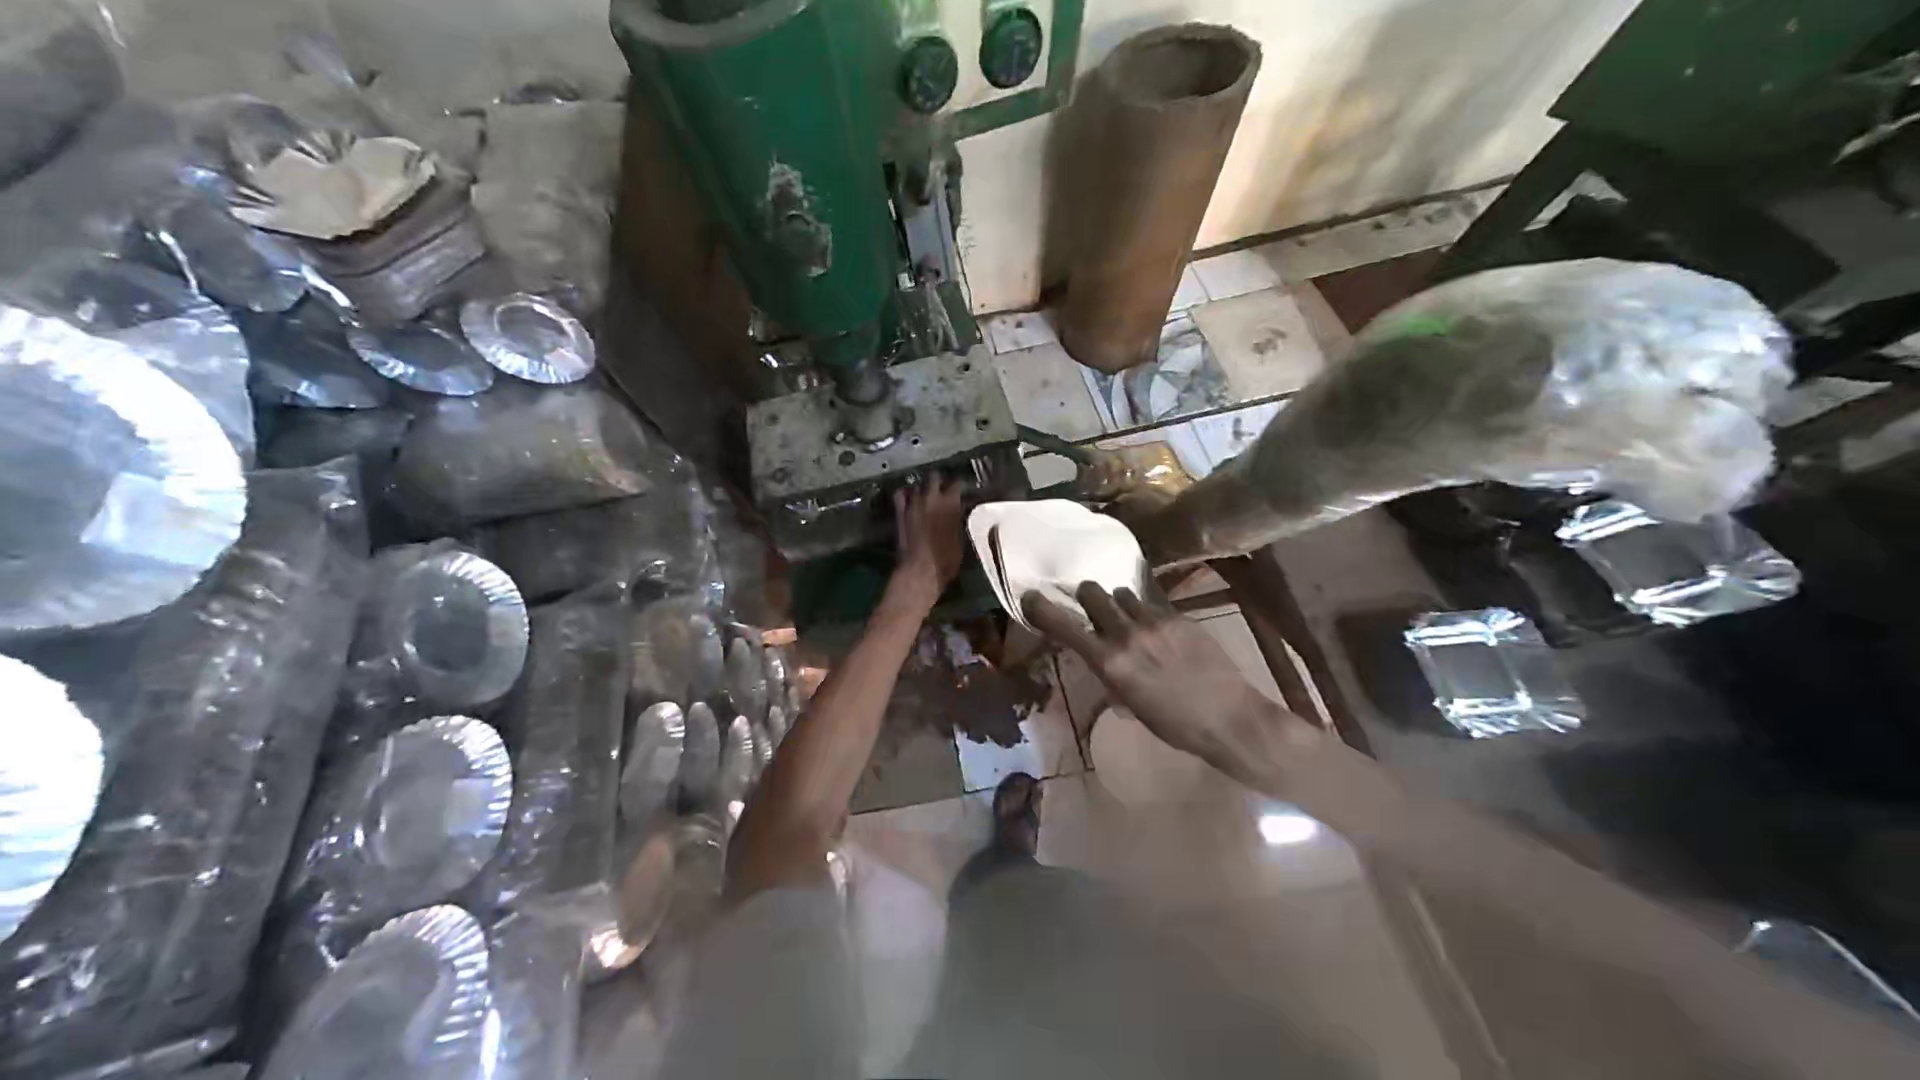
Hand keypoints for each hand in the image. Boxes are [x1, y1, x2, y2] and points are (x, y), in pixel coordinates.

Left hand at [889, 476, 964, 609]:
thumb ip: (958, 520)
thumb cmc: (947, 560)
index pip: (957, 484)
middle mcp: (932, 498)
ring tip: (925, 494)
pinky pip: (900, 495)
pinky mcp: (900, 512)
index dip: (959, 486)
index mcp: (952, 503)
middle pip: (935, 478)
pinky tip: (908, 497)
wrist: (921, 570)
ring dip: (922, 488)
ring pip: (918, 485)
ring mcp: (914, 503)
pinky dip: (905, 493)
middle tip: (942, 489)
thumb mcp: (961, 538)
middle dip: (939, 481)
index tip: (960, 490)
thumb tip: (957, 514)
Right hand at [1023, 582, 1312, 766]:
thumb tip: (1103, 659)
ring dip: (1120, 603)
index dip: (1042, 609)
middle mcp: (1127, 635)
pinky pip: (1153, 605)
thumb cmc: (1174, 724)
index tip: (1030, 596)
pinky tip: (1164, 633)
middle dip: (1089, 597)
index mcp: (1109, 663)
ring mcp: (1155, 622)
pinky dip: (1149, 613)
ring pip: (1124, 594)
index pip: (1065, 627)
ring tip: (1132, 619)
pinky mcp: (1179, 617)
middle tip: (1094, 606)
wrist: (1228, 718)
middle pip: (1093, 593)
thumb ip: (1112, 674)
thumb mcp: (1131, 704)